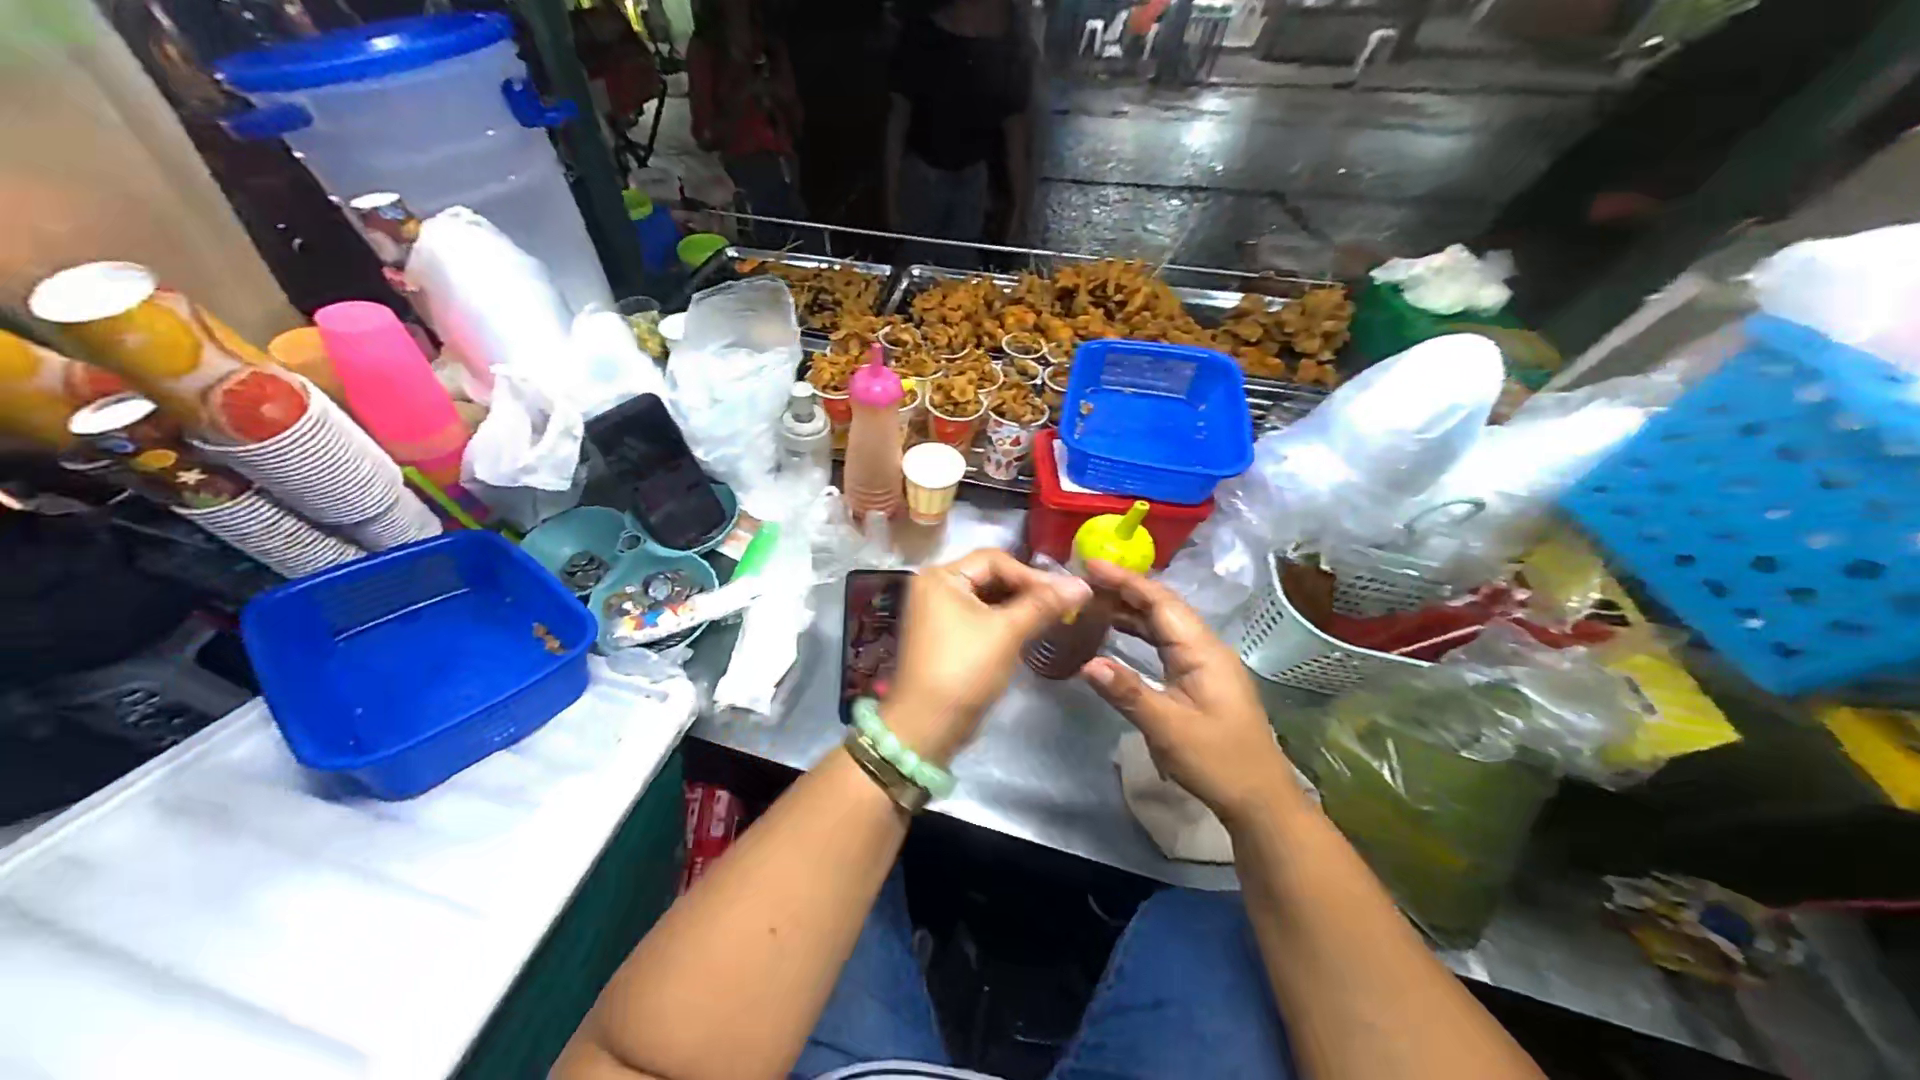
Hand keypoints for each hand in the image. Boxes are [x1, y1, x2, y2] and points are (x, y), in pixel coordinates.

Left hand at [885, 550, 1089, 765]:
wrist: (928, 725)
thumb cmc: (965, 669)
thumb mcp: (1007, 632)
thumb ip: (1044, 604)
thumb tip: (1084, 585)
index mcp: (941, 576)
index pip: (994, 560)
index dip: (1032, 574)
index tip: (1065, 592)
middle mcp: (935, 587)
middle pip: (990, 576)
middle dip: (1028, 588)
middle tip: (1064, 602)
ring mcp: (938, 612)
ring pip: (988, 597)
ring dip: (1020, 605)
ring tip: (1054, 614)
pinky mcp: (946, 635)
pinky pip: (981, 617)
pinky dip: (1006, 620)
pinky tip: (1032, 627)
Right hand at [1078, 560, 1300, 826]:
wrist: (1258, 798)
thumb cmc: (1216, 760)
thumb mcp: (1167, 728)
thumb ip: (1127, 692)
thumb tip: (1087, 664)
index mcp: (1202, 651)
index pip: (1160, 603)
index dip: (1125, 581)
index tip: (1091, 565)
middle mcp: (1205, 648)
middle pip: (1162, 607)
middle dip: (1125, 589)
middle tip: (1084, 579)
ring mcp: (1205, 663)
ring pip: (1164, 624)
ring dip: (1130, 609)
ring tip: (1093, 599)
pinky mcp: (1200, 678)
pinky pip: (1166, 642)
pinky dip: (1140, 631)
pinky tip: (1119, 632)